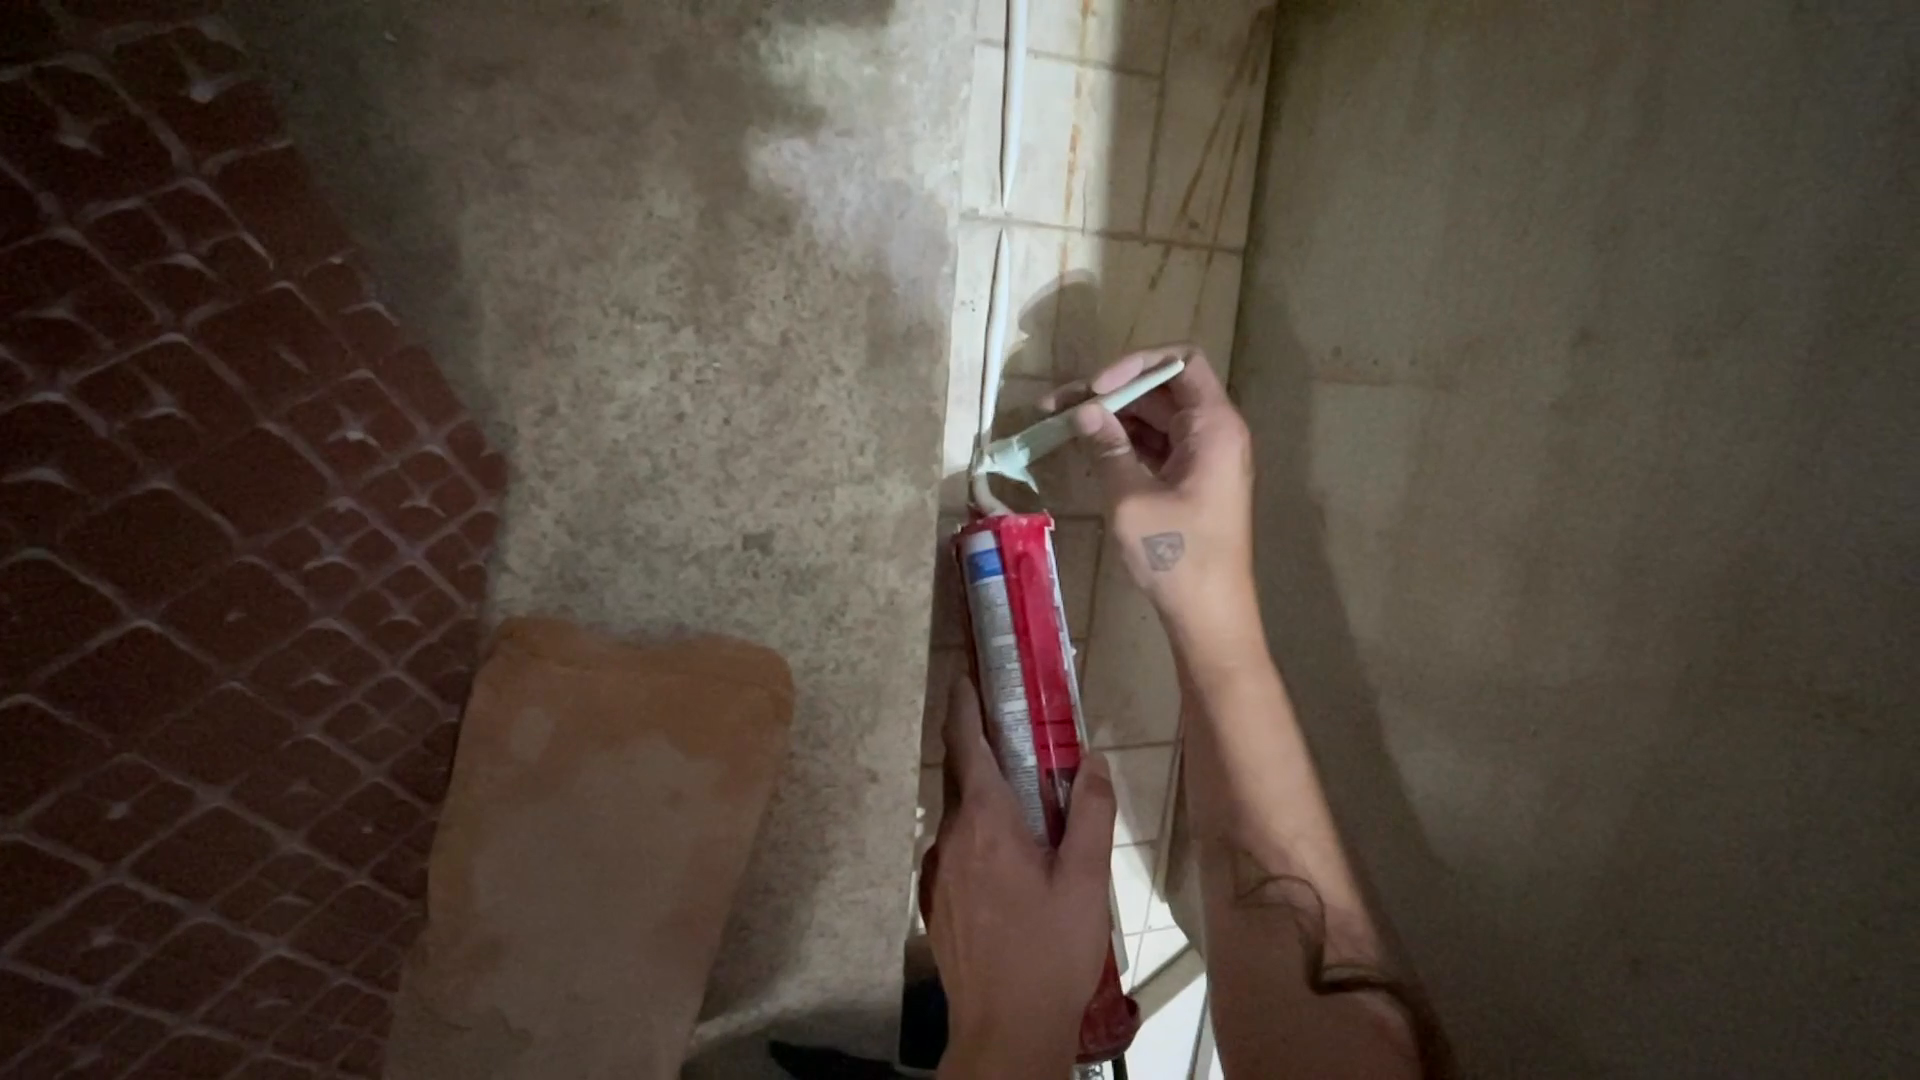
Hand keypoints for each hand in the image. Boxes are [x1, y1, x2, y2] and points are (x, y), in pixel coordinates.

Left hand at [927, 676, 1116, 1078]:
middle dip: (977, 747)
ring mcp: (938, 871)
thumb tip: (1094, 761)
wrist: (1004, 1032)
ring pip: (957, 814)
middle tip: (1007, 733)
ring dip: (981, 797)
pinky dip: (976, 834)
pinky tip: (1006, 863)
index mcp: (987, 823)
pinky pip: (954, 848)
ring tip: (1019, 805)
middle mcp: (952, 838)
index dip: (964, 706)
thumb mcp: (1086, 882)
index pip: (966, 745)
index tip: (964, 677)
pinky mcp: (935, 899)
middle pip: (959, 775)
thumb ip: (1092, 814)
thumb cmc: (1051, 953)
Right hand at [1041, 345, 1258, 655]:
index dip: (1135, 364)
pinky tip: (1088, 448)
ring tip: (1063, 424)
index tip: (1094, 389)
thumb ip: (1108, 448)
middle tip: (1058, 405)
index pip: (1180, 362)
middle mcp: (1214, 433)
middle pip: (1162, 389)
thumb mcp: (1132, 498)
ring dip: (1112, 418)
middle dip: (1111, 392)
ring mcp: (1203, 458)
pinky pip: (1156, 446)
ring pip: (1155, 419)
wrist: (1208, 614)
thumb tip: (1083, 412)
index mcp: (1214, 426)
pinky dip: (1124, 443)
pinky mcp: (1190, 481)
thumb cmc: (1177, 556)